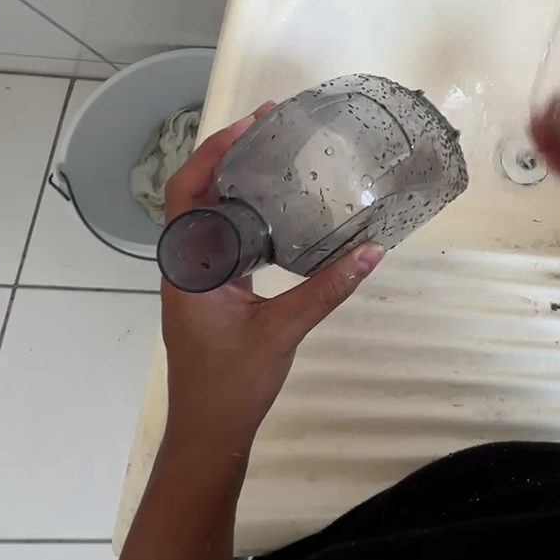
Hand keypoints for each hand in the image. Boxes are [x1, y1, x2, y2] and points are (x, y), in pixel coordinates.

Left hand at [158, 102, 383, 449]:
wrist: (209, 433)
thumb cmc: (232, 385)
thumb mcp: (283, 332)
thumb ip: (327, 289)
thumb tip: (372, 251)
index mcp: (190, 268)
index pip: (187, 193)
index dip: (213, 153)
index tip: (251, 125)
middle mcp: (187, 264)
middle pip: (195, 192)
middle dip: (228, 153)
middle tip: (271, 125)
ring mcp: (199, 275)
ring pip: (208, 212)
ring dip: (235, 178)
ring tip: (276, 153)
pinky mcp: (215, 287)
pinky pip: (225, 234)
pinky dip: (246, 209)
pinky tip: (279, 206)